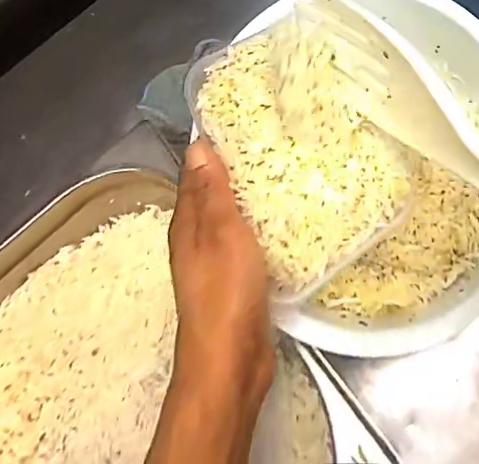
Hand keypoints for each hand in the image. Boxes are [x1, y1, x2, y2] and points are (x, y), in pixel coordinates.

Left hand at [149, 138, 274, 463]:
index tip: (244, 119)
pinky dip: (266, 220)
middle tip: (276, 136)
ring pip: (237, 214)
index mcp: (188, 225)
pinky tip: (290, 213)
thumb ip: (211, 192)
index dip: (215, 146)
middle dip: (240, 166)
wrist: (232, 360)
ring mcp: (221, 260)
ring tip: (289, 165)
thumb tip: (198, 145)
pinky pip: (253, 237)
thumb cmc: (224, 291)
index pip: (197, 174)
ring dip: (255, 193)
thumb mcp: (220, 232)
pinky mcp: (242, 276)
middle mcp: (199, 239)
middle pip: (217, 193)